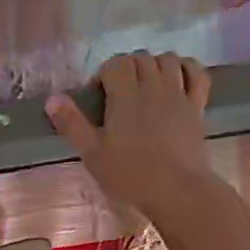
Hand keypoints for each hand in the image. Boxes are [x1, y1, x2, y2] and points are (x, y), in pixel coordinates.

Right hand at [45, 51, 223, 218]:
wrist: (175, 189)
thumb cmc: (129, 175)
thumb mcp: (92, 153)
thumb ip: (72, 124)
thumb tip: (52, 98)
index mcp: (126, 95)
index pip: (115, 64)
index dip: (104, 74)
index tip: (97, 96)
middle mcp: (154, 86)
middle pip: (141, 59)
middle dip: (126, 69)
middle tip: (116, 94)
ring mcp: (179, 93)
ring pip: (168, 60)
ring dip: (153, 65)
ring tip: (143, 86)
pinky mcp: (197, 105)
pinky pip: (196, 72)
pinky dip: (186, 67)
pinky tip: (177, 77)